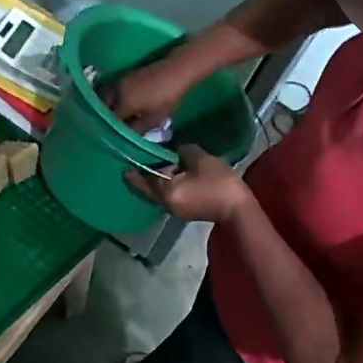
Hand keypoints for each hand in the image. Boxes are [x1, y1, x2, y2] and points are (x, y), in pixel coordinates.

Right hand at [103, 51, 203, 132]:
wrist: (177, 70)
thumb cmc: (166, 97)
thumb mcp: (154, 118)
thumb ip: (138, 129)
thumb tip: (128, 135)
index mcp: (123, 103)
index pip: (112, 120)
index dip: (114, 129)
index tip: (119, 135)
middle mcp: (118, 90)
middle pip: (108, 107)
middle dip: (112, 117)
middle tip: (121, 126)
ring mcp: (123, 80)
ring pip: (112, 98)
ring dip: (116, 107)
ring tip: (126, 116)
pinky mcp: (129, 75)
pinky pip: (119, 91)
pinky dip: (121, 99)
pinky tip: (131, 105)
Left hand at [126, 145, 252, 222]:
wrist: (237, 209)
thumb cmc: (218, 183)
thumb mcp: (201, 160)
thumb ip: (185, 151)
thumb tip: (179, 151)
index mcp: (166, 192)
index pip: (145, 179)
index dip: (135, 170)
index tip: (124, 163)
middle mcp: (166, 204)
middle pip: (149, 189)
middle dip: (143, 177)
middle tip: (137, 162)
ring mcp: (176, 210)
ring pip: (160, 193)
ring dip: (157, 181)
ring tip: (156, 166)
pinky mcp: (186, 211)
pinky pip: (170, 196)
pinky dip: (167, 186)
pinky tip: (173, 175)